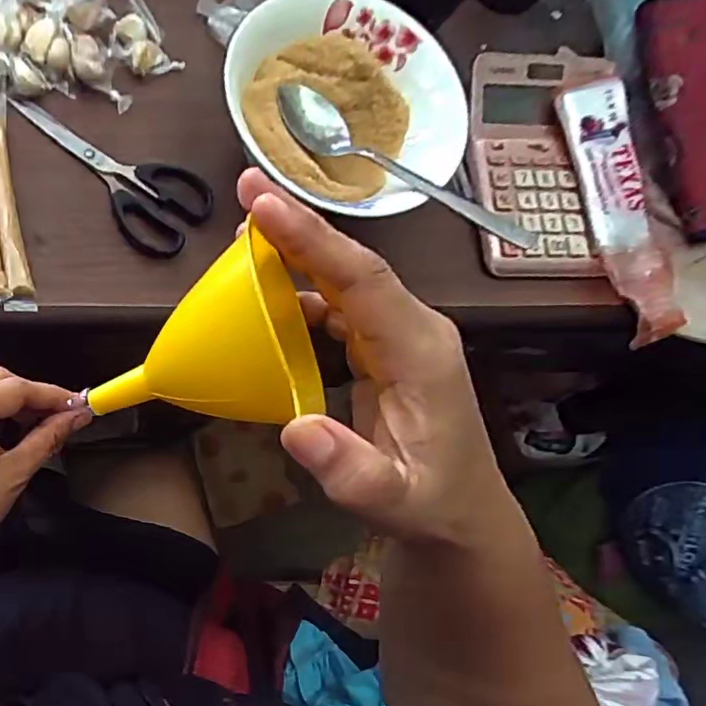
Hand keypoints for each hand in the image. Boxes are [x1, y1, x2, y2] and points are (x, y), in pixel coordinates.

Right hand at [239, 169, 511, 546]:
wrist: (459, 514)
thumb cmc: (427, 503)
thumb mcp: (387, 498)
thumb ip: (348, 468)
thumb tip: (296, 428)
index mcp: (418, 352)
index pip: (362, 280)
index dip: (312, 240)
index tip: (264, 205)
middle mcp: (412, 330)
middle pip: (352, 265)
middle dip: (300, 227)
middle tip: (247, 192)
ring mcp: (398, 337)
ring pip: (343, 280)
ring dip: (296, 254)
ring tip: (246, 235)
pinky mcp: (382, 350)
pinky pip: (337, 307)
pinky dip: (300, 291)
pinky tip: (268, 292)